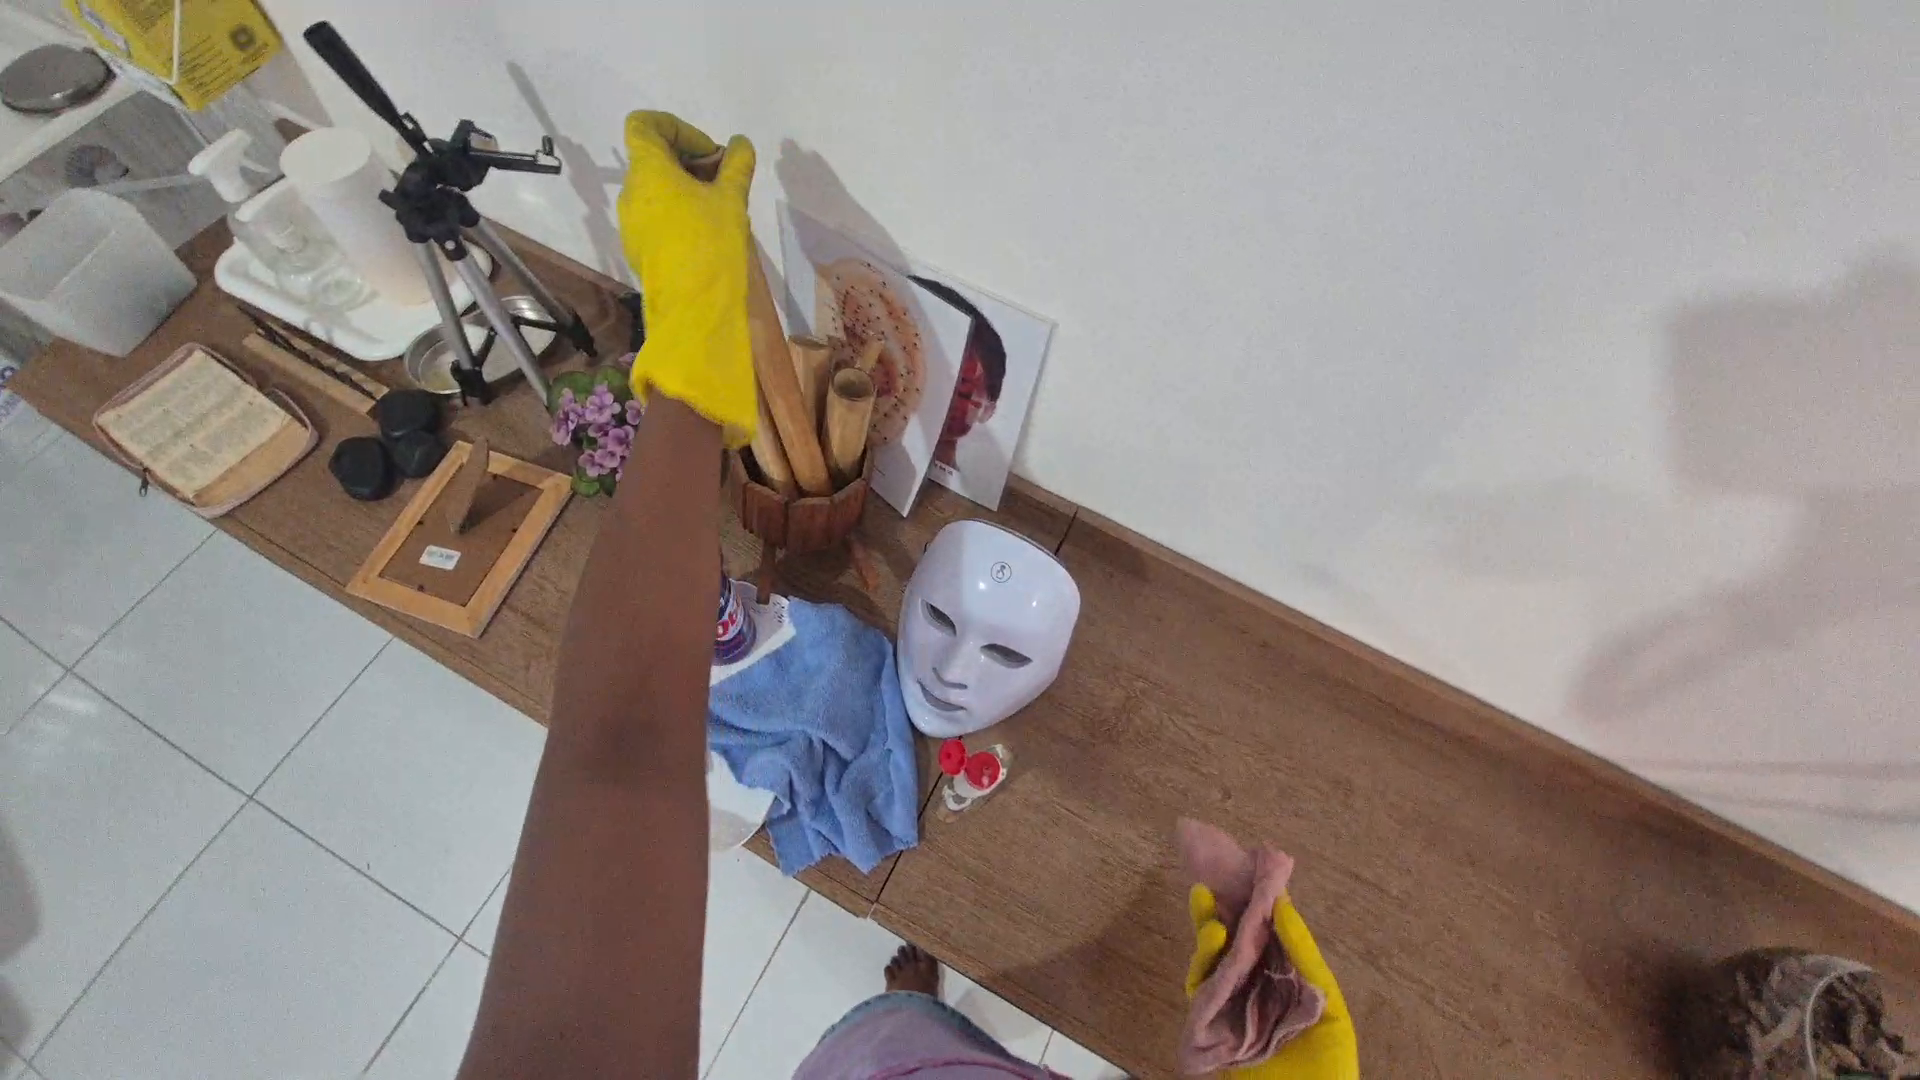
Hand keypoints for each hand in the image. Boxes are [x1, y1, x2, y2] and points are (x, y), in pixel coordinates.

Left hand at [616, 111, 757, 447]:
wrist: (693, 312)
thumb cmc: (711, 247)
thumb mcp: (731, 202)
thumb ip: (736, 167)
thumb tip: (741, 145)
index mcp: (648, 172)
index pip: (646, 125)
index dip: (678, 128)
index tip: (710, 154)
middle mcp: (632, 194)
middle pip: (654, 159)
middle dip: (690, 163)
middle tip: (725, 183)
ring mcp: (632, 226)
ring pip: (657, 192)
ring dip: (687, 192)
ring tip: (721, 213)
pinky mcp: (641, 252)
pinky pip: (657, 220)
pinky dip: (680, 217)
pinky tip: (708, 238)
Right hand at [1187, 885, 1358, 1079]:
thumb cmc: (1326, 1067)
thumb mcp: (1329, 1009)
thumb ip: (1304, 956)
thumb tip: (1282, 902)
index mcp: (1280, 979)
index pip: (1261, 932)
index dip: (1251, 900)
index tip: (1244, 865)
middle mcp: (1251, 985)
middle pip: (1230, 938)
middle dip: (1218, 907)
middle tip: (1208, 874)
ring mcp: (1229, 1003)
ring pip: (1211, 957)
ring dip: (1207, 928)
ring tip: (1207, 901)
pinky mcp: (1209, 1023)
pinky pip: (1202, 985)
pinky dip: (1203, 958)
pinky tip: (1212, 936)